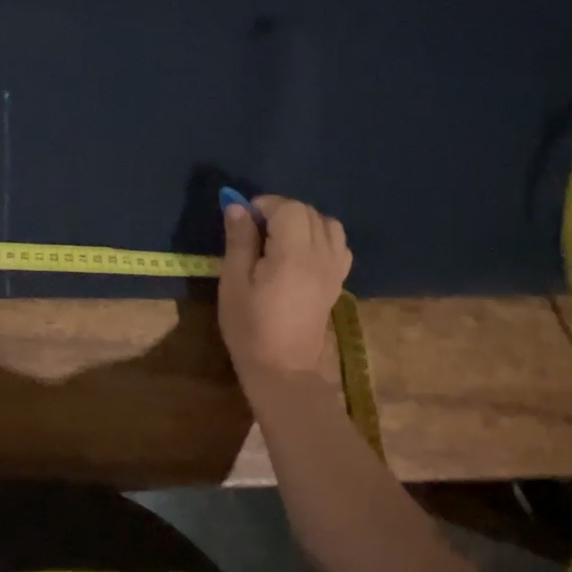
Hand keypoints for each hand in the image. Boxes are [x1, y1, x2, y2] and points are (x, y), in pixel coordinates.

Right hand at [217, 194, 351, 379]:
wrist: (282, 367)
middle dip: (280, 210)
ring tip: (277, 238)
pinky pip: (338, 244)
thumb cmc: (249, 325)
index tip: (241, 219)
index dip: (263, 205)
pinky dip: (320, 237)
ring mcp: (335, 269)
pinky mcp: (338, 281)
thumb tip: (237, 207)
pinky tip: (299, 252)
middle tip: (252, 229)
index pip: (288, 208)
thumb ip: (239, 241)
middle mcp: (321, 256)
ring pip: (328, 224)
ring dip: (302, 221)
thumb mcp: (233, 281)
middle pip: (308, 212)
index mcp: (294, 255)